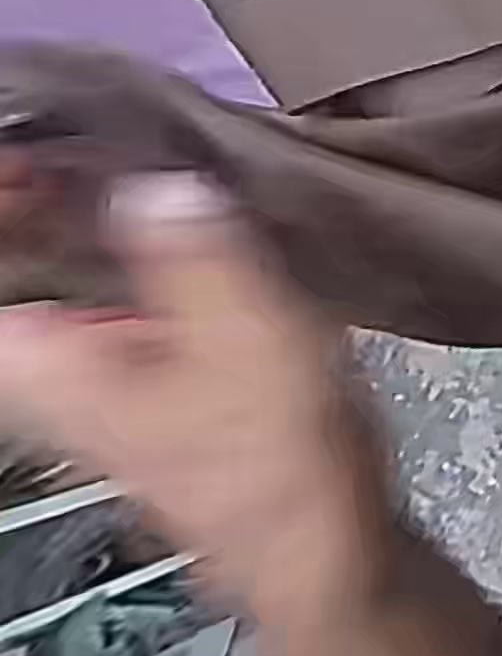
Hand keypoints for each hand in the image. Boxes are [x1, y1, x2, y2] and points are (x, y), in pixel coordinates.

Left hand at [0, 171, 397, 638]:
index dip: (14, 187)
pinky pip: (137, 293)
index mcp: (42, 355)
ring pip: (89, 275)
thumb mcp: (253, 334)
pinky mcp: (162, 370)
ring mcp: (107, 369)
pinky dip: (163, 255)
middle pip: (32, 260)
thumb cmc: (280, 437)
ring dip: (123, 223)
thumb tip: (159, 183)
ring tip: (182, 179)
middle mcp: (51, 360)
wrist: (317, 519)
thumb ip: (202, 257)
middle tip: (133, 146)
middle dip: (68, 196)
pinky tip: (219, 240)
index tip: (64, 136)